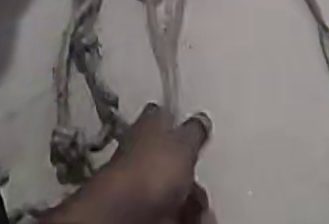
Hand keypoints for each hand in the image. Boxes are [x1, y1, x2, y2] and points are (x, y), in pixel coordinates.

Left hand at [45, 104, 209, 223]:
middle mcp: (142, 147)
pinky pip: (169, 209)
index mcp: (150, 122)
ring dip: (191, 201)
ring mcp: (140, 179)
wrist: (126, 210)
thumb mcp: (184, 142)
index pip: (165, 115)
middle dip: (193, 175)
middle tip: (199, 187)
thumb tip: (202, 120)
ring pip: (174, 186)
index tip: (198, 137)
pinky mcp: (141, 206)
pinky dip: (182, 216)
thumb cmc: (152, 168)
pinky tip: (189, 220)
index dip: (182, 126)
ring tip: (198, 212)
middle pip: (174, 158)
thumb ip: (195, 130)